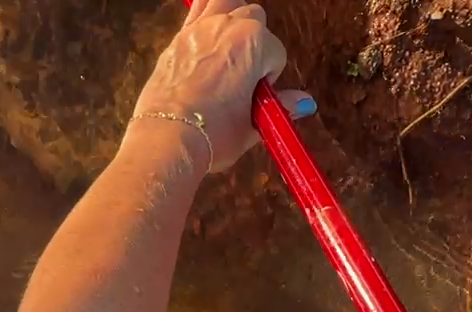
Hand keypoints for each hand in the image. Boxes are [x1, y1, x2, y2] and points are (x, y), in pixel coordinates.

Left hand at [131, 1, 312, 173]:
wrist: (167, 139)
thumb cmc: (213, 135)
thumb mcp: (250, 127)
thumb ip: (278, 108)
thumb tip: (304, 102)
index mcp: (254, 43)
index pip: (275, 53)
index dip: (269, 78)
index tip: (257, 98)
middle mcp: (229, 25)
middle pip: (253, 20)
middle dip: (254, 44)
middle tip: (244, 77)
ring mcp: (200, 28)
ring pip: (226, 3)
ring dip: (232, 17)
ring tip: (229, 46)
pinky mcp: (177, 39)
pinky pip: (196, 10)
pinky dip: (204, 15)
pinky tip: (205, 29)